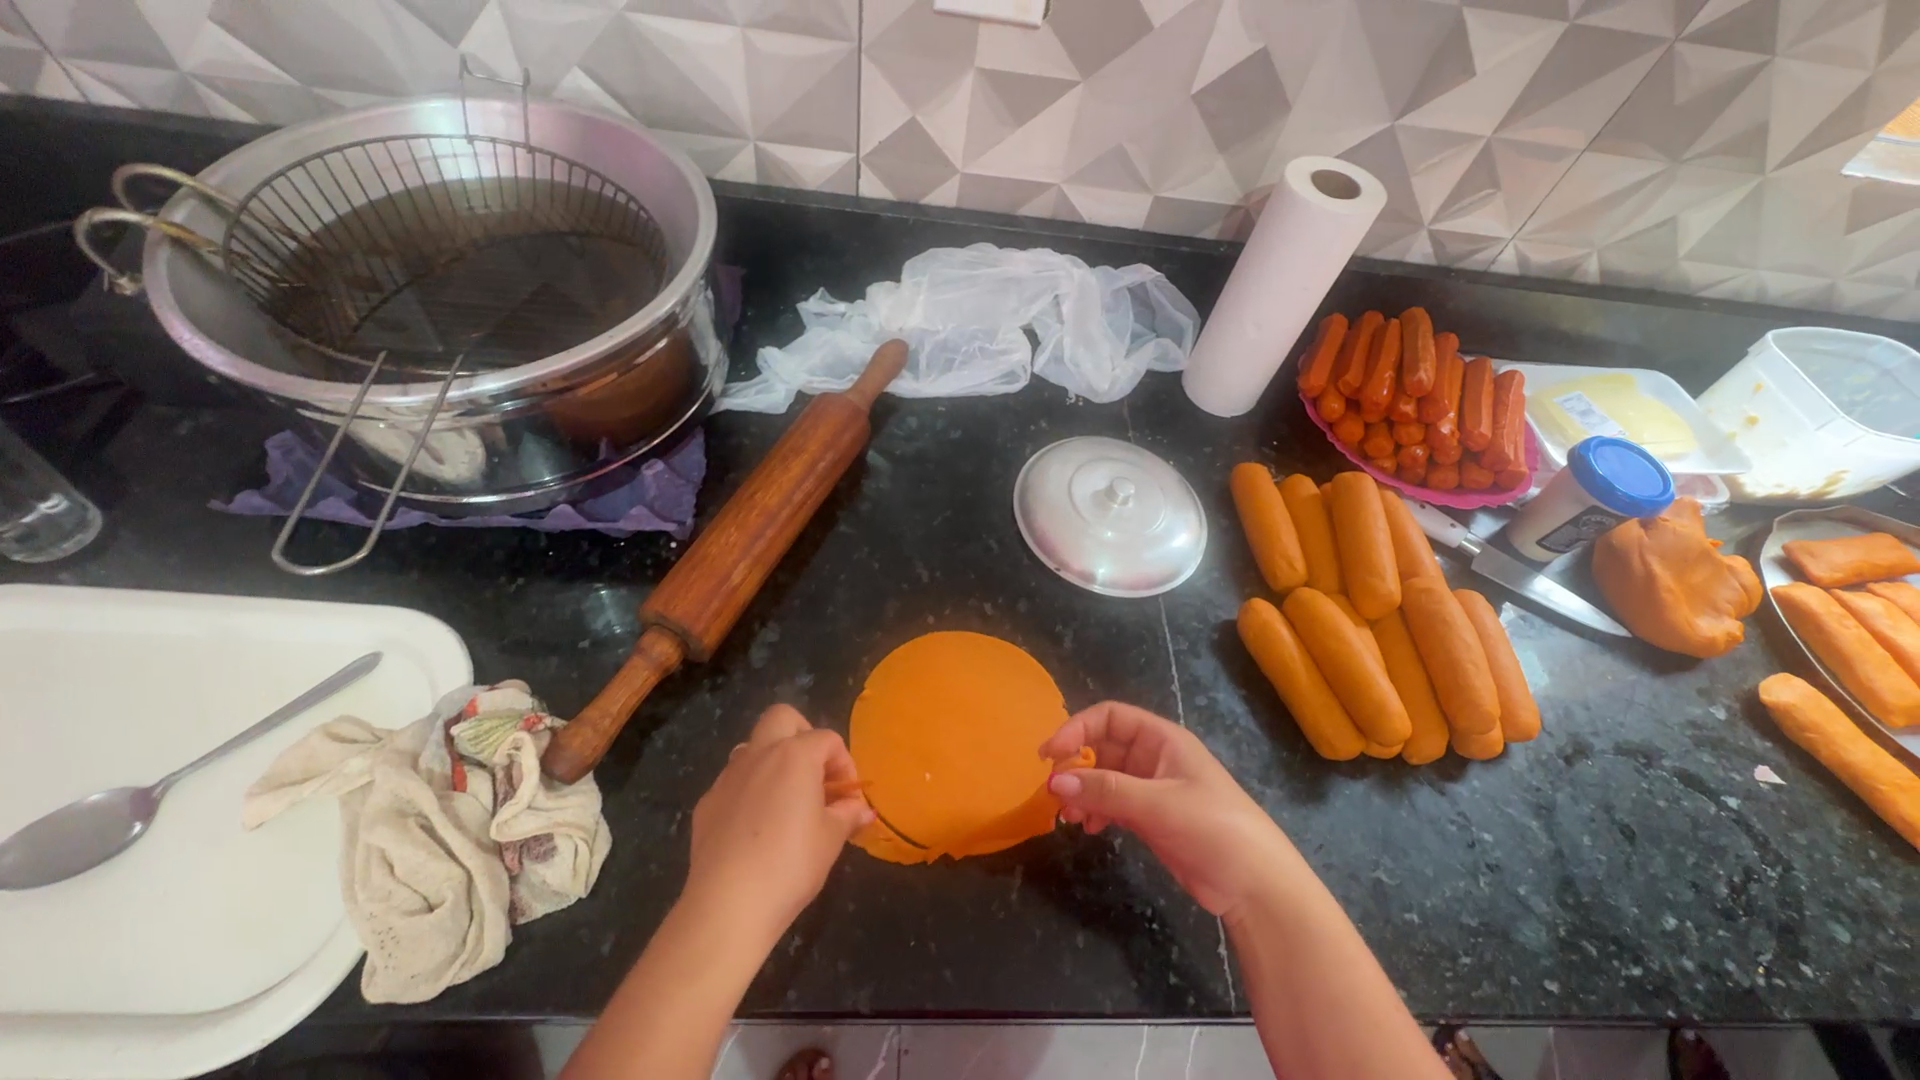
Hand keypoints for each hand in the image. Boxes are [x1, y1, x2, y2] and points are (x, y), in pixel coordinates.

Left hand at [682, 705, 873, 942]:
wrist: (728, 903)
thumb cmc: (792, 864)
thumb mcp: (832, 839)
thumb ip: (849, 815)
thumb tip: (864, 809)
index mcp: (795, 756)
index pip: (828, 739)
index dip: (845, 764)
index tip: (849, 798)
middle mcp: (759, 754)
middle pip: (782, 718)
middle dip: (803, 735)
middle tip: (815, 774)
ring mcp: (727, 777)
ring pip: (753, 747)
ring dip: (773, 762)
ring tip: (787, 803)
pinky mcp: (707, 803)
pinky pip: (733, 783)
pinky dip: (750, 792)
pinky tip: (756, 830)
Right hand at [1041, 702, 1297, 917]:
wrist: (1254, 883)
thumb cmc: (1212, 827)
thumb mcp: (1157, 804)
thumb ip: (1105, 790)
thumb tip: (1053, 782)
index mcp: (1161, 739)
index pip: (1109, 717)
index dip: (1077, 729)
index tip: (1050, 754)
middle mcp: (1154, 758)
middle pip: (1102, 747)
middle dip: (1075, 766)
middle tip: (1053, 792)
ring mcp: (1152, 788)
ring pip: (1103, 779)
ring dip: (1081, 793)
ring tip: (1068, 818)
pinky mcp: (1150, 818)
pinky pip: (1111, 804)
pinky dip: (1095, 812)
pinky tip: (1089, 829)